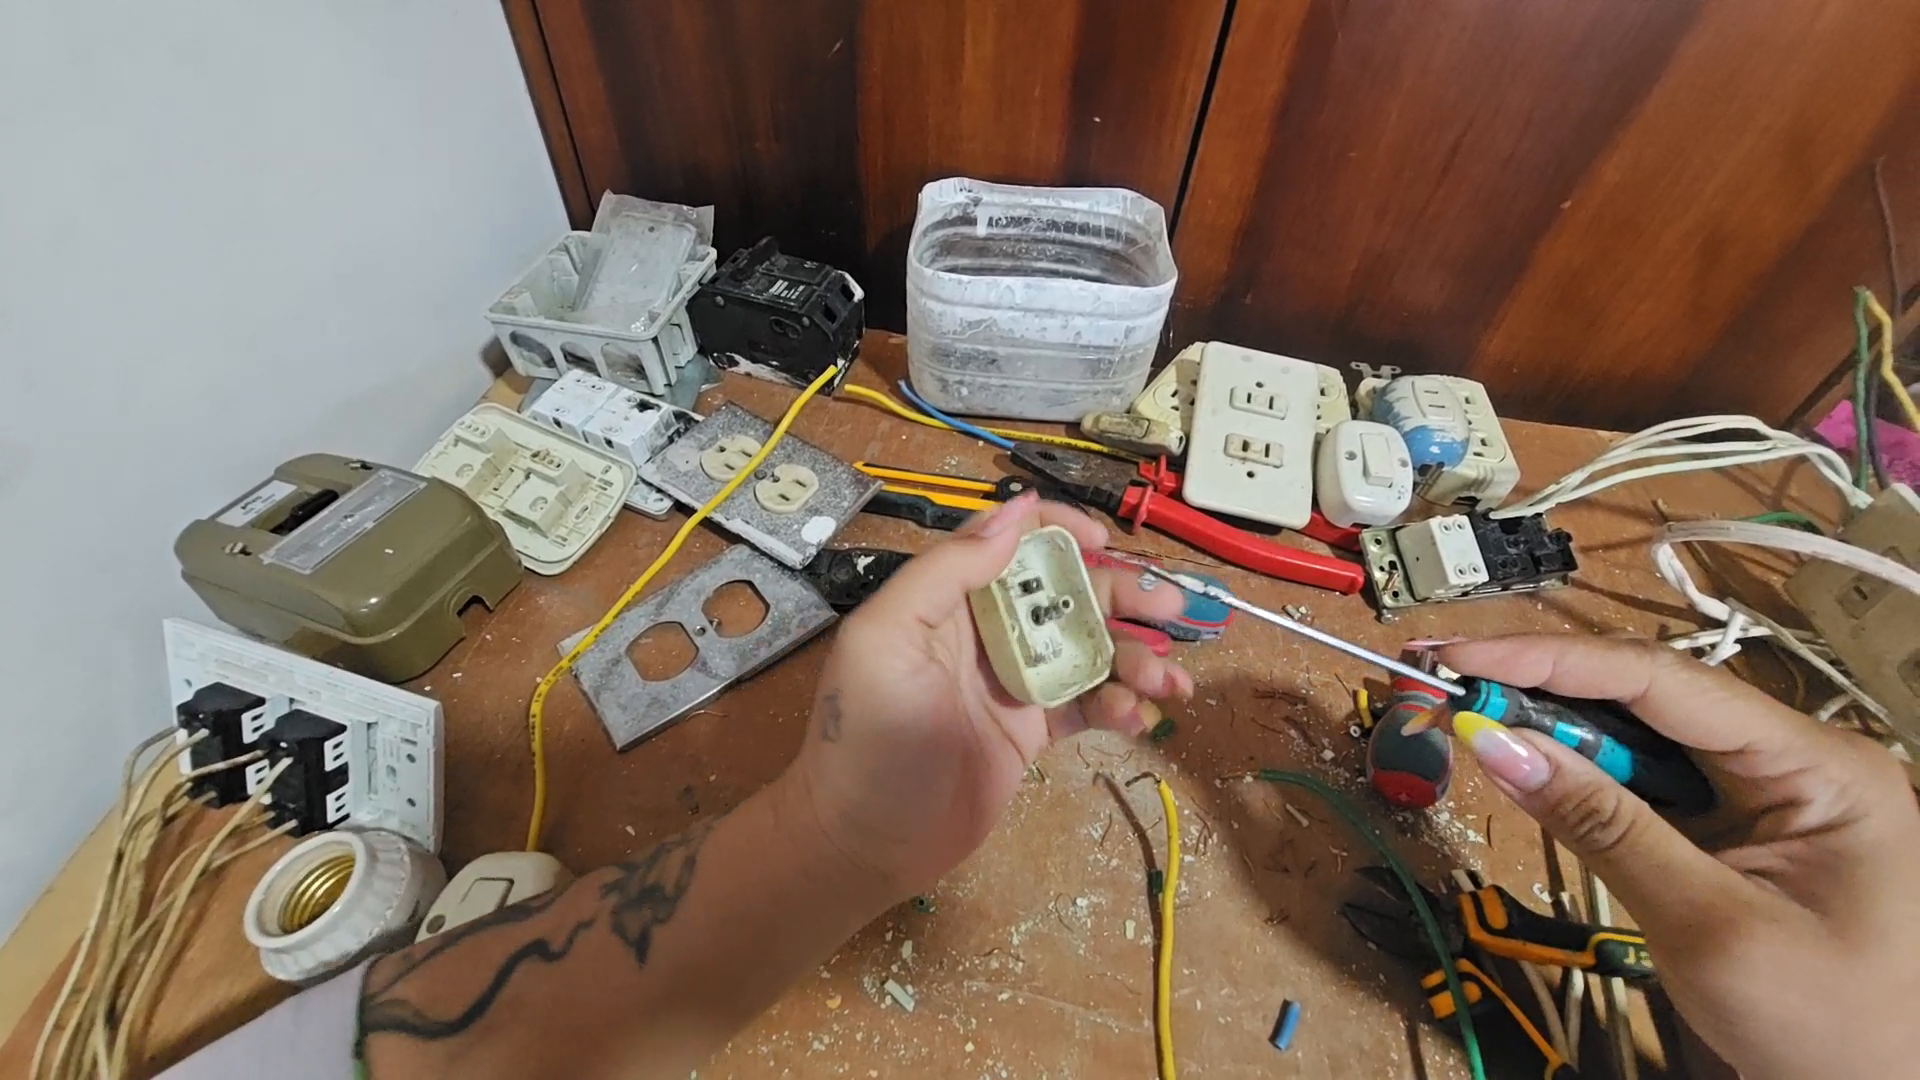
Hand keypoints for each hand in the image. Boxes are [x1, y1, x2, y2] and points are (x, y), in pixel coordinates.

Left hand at [786, 493, 1193, 895]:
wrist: (867, 843)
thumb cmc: (869, 735)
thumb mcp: (887, 637)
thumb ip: (947, 571)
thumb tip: (1015, 510)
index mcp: (950, 599)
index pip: (1010, 544)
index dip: (1058, 531)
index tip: (1104, 541)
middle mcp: (987, 631)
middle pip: (1064, 594)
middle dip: (1119, 595)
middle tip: (1167, 608)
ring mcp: (1014, 681)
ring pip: (1087, 650)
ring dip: (1134, 656)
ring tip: (1167, 681)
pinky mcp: (1032, 730)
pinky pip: (1086, 704)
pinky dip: (1120, 704)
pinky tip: (1140, 717)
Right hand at [1436, 635, 1919, 1079]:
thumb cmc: (1838, 1032)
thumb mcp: (1708, 925)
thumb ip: (1598, 823)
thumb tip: (1489, 741)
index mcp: (1815, 764)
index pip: (1654, 680)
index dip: (1542, 659)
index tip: (1453, 659)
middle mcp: (1782, 753)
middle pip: (1632, 691)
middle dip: (1530, 684)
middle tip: (1439, 681)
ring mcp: (1750, 783)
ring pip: (1622, 726)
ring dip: (1538, 721)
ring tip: (1462, 713)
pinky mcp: (1717, 814)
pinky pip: (1625, 770)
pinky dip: (1562, 764)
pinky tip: (1515, 755)